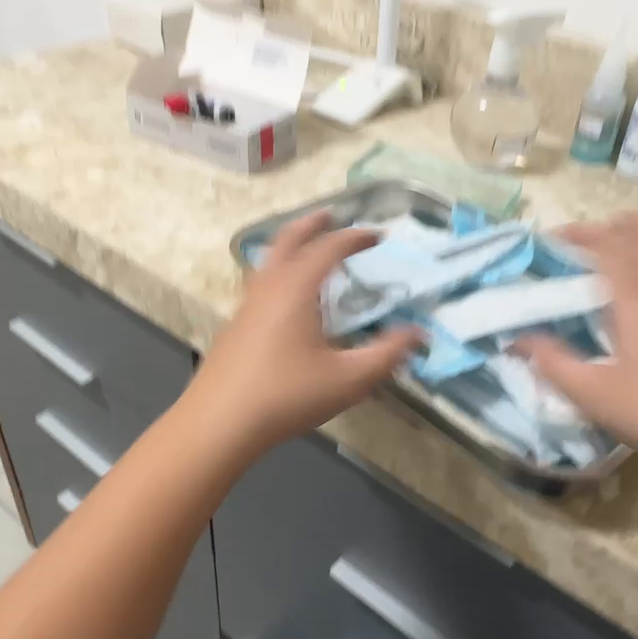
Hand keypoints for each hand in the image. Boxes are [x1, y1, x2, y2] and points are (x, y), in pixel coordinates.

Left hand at [184, 211, 420, 455]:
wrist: (219, 423)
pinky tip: (287, 300)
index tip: (377, 236)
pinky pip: (260, 284)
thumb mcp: (349, 379)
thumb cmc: (287, 396)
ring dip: (291, 247)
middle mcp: (268, 288)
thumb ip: (387, 355)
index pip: (329, 248)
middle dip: (312, 225)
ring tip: (309, 251)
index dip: (355, 238)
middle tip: (332, 215)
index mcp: (297, 289)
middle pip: (287, 240)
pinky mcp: (235, 328)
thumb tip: (418, 334)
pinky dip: (279, 273)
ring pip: (268, 261)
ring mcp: (246, 307)